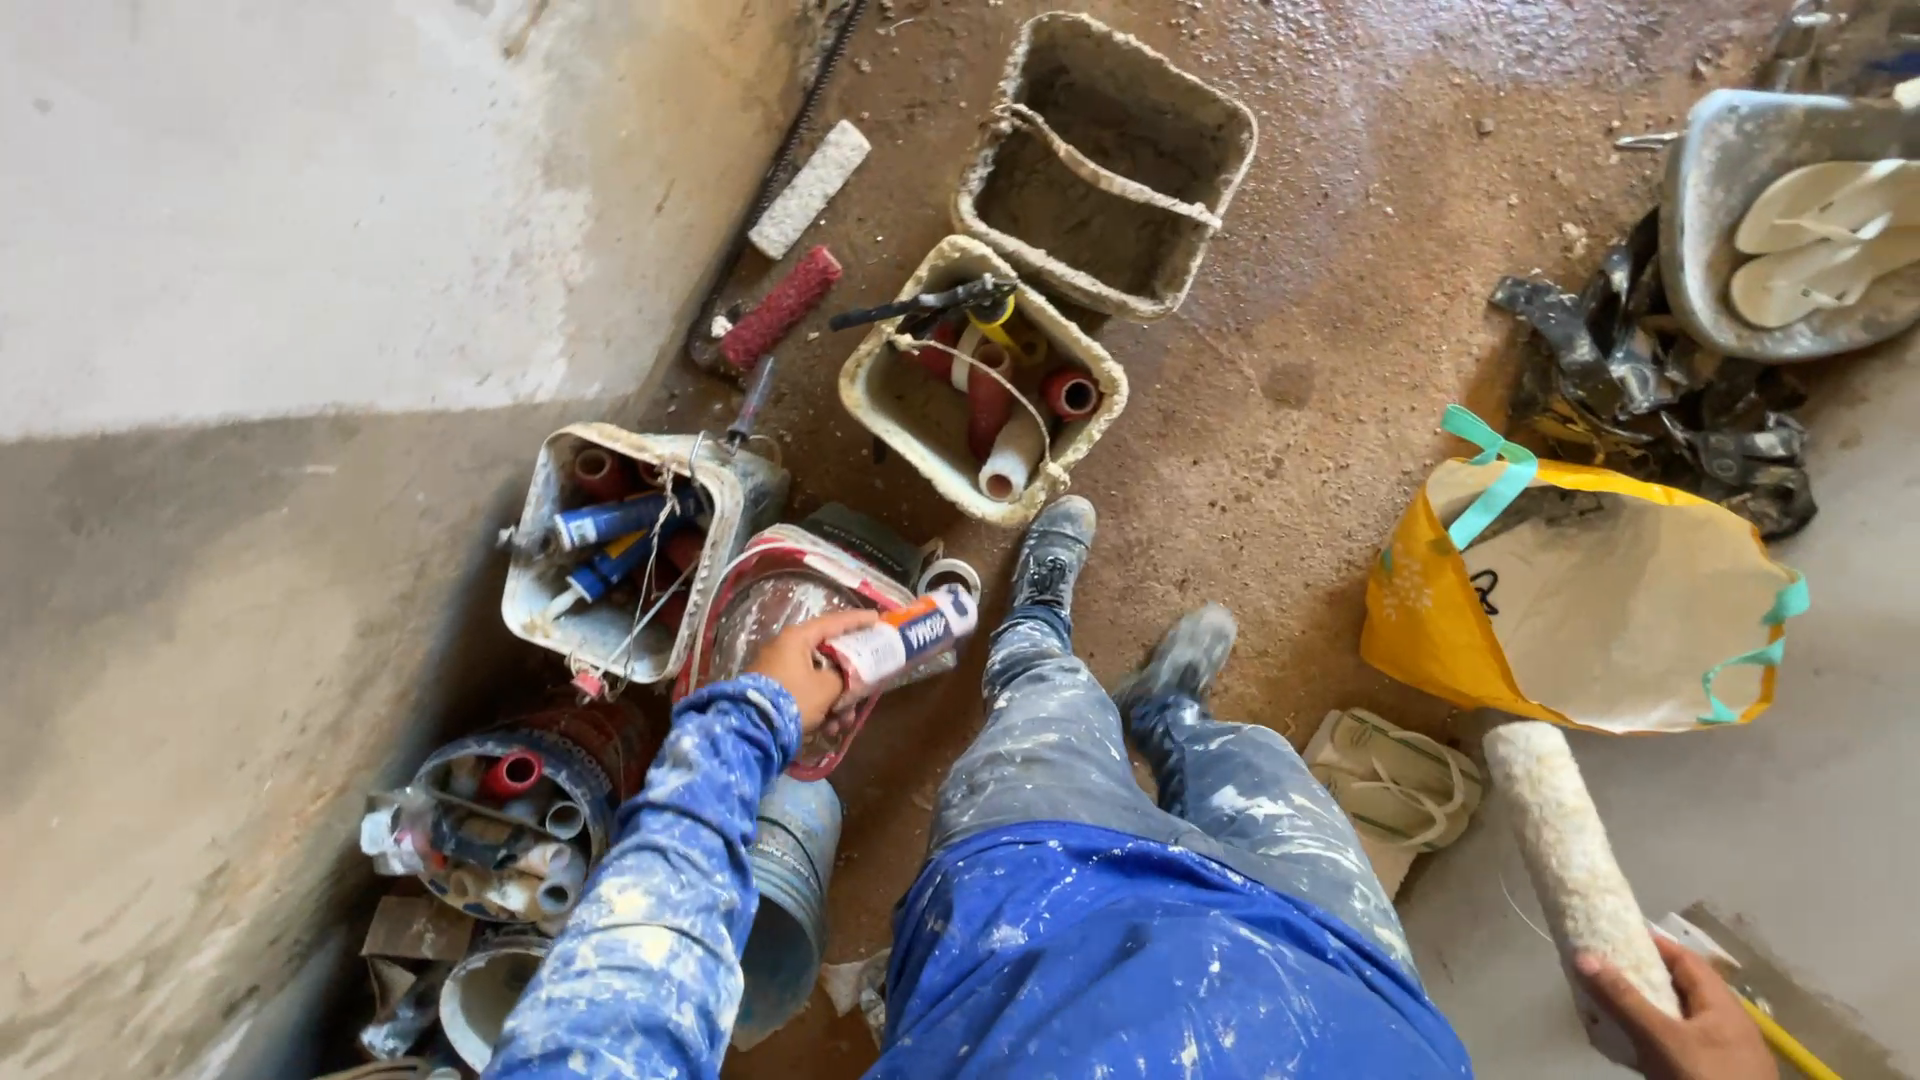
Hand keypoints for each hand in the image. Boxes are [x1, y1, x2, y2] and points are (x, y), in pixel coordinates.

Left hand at [745, 609, 880, 734]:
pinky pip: (805, 692)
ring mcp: (778, 670)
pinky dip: (819, 707)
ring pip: (818, 679)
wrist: (751, 731)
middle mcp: (786, 648)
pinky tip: (828, 728)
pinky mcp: (774, 691)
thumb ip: (847, 675)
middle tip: (868, 683)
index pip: (834, 622)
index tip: (877, 619)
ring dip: (836, 699)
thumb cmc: (793, 699)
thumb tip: (848, 676)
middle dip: (850, 676)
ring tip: (844, 722)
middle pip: (828, 655)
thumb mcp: (827, 687)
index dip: (858, 621)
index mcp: (797, 638)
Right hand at [1576, 935, 1774, 1079]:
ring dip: (1645, 1003)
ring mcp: (1725, 1054)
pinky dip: (1653, 1030)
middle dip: (1642, 973)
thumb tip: (1583, 955)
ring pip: (1679, 1015)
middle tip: (1605, 965)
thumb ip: (1622, 998)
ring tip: (1609, 998)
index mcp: (1726, 1010)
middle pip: (1683, 987)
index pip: (1688, 961)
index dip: (1653, 943)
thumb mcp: (1659, 1039)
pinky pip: (1679, 1040)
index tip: (1615, 936)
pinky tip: (1629, 1038)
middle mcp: (1730, 1027)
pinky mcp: (1715, 1074)